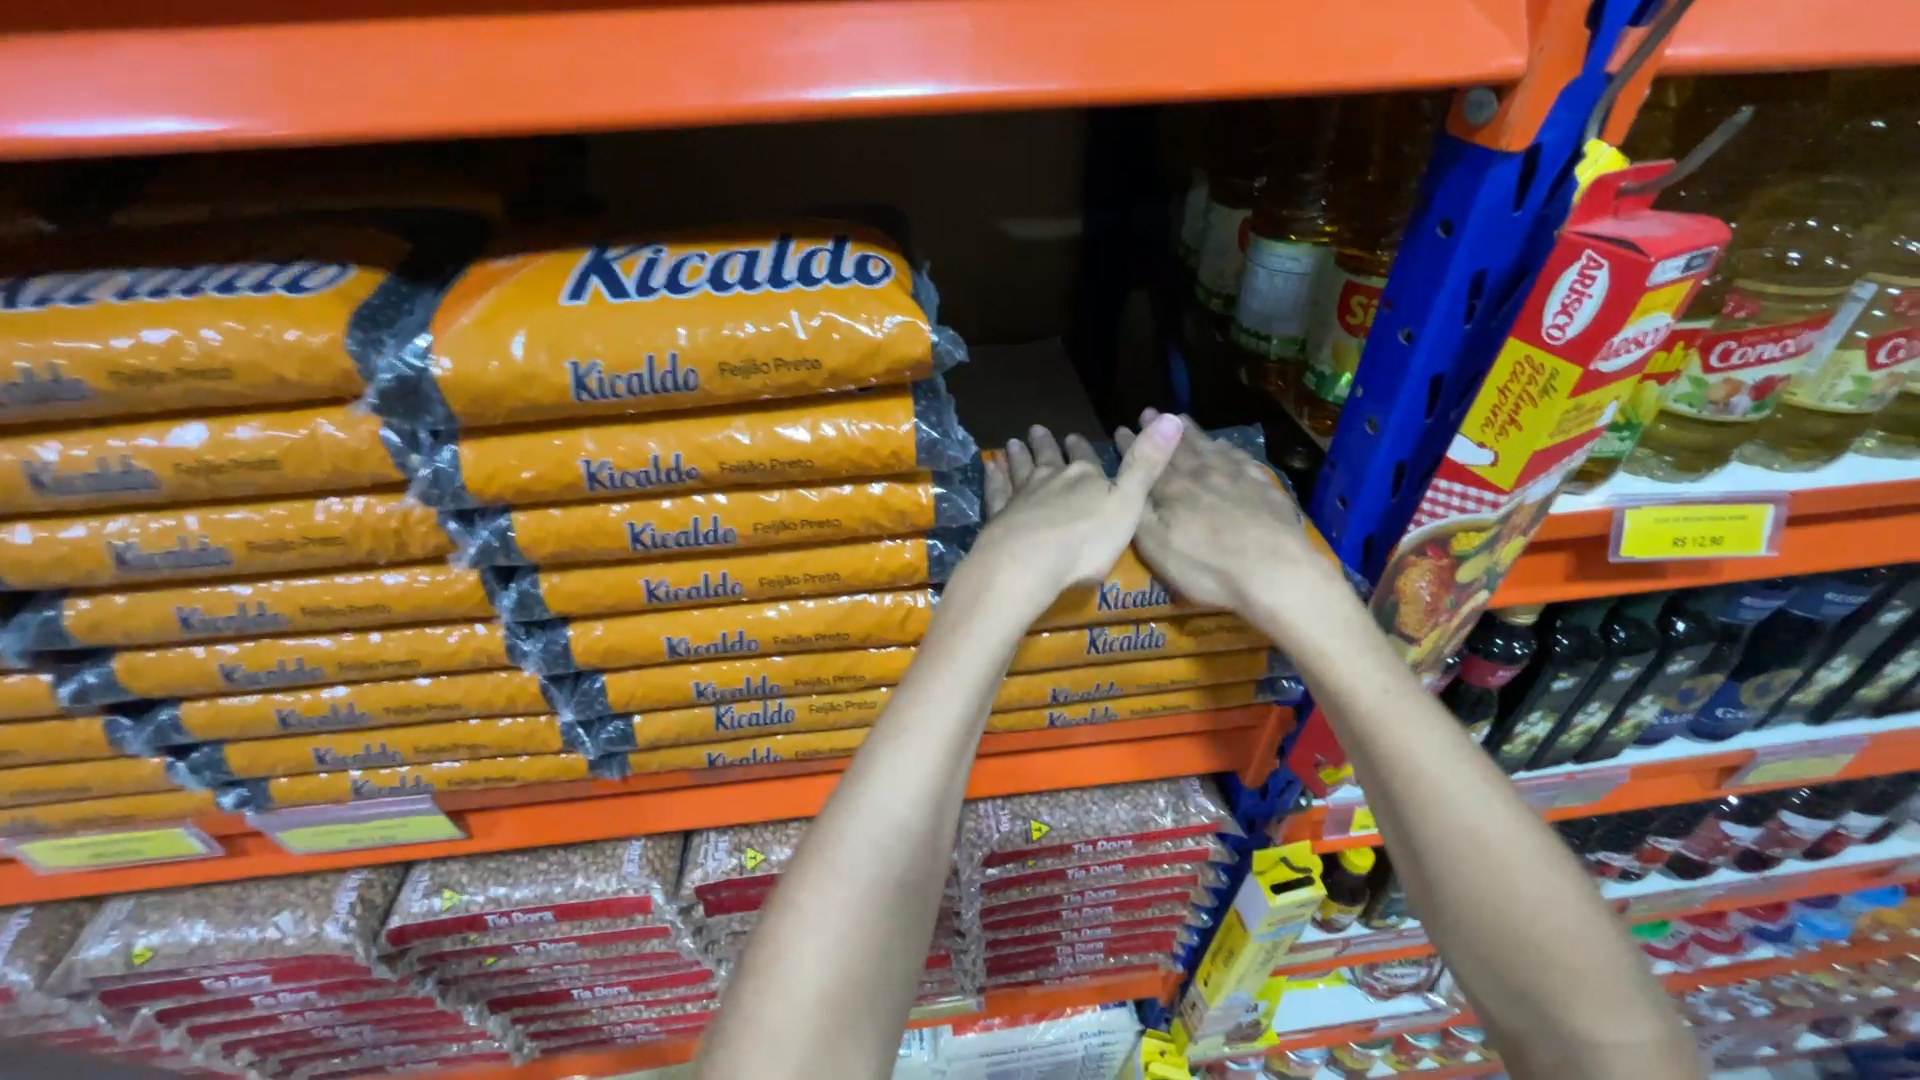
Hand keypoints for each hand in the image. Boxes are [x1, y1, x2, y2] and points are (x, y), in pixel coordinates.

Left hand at [966, 416, 1183, 610]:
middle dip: (1046, 445)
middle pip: (1049, 458)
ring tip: (1012, 443)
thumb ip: (1146, 464)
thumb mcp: (1130, 503)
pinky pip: (996, 490)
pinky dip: (994, 477)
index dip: (1081, 449)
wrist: (1030, 562)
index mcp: (1087, 478)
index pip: (1086, 458)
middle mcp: (1053, 480)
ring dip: (1018, 456)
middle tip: (1036, 430)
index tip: (1074, 437)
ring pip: (1021, 469)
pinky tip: (989, 467)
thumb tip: (1171, 417)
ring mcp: (1022, 496)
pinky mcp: (999, 515)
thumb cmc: (1087, 541)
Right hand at [1116, 409, 1338, 613]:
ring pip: (1209, 447)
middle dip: (1161, 430)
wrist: (1275, 572)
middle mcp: (1201, 474)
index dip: (1132, 446)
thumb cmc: (1208, 568)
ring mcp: (1235, 477)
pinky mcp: (1263, 487)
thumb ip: (1139, 514)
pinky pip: (1241, 459)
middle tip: (1149, 412)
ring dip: (1193, 433)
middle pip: (1178, 448)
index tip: (1121, 430)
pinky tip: (1224, 445)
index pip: (1147, 463)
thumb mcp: (1158, 549)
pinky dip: (1228, 448)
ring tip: (1181, 419)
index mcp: (1172, 490)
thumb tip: (1129, 486)